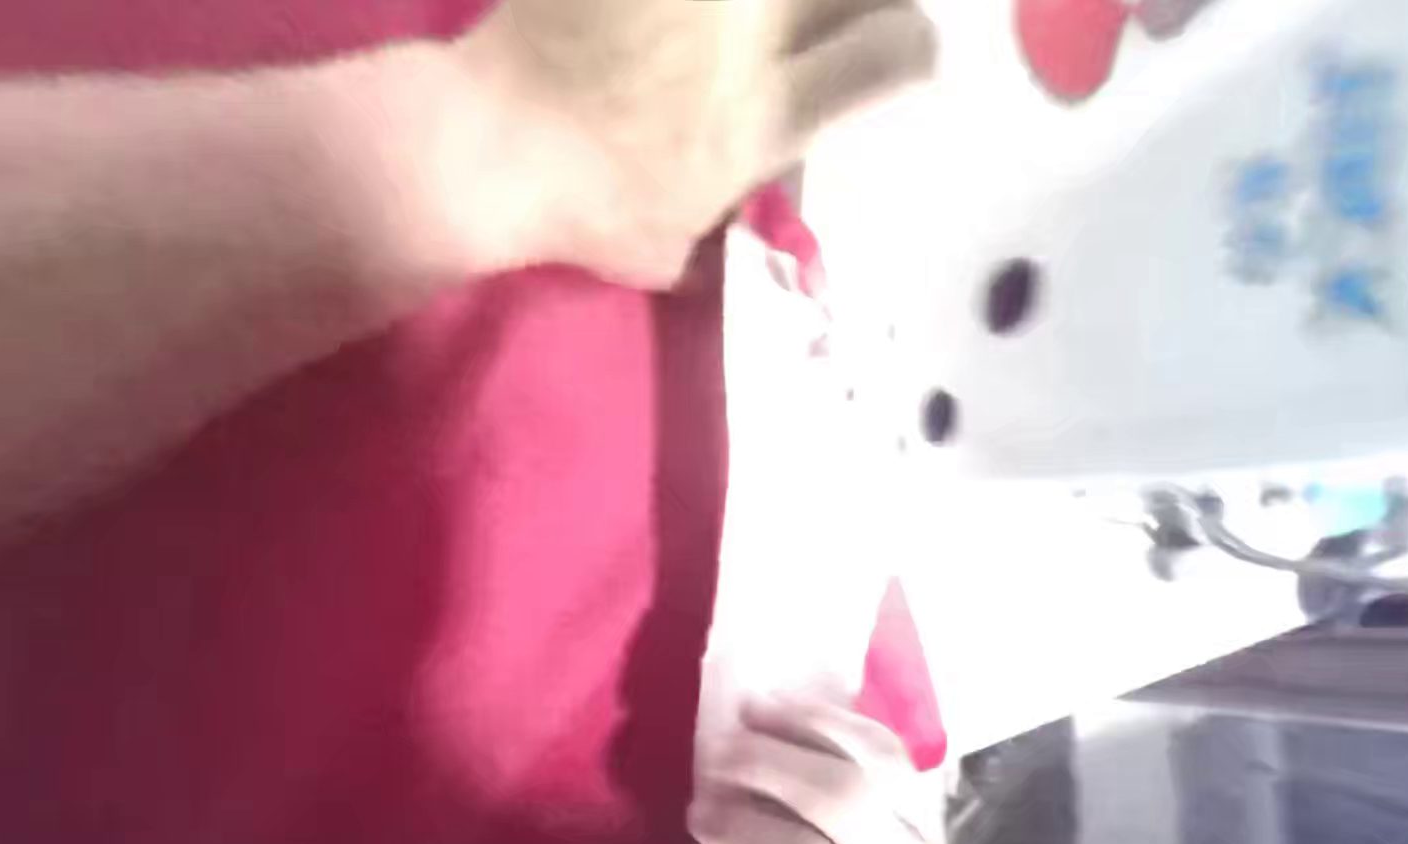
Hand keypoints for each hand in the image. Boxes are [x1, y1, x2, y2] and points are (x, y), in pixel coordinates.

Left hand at [454, 0, 936, 287]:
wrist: (491, 148)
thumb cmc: (583, 217)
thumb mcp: (666, 255)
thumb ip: (718, 237)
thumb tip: (742, 229)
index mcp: (760, 119)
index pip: (887, 59)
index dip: (917, 50)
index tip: (910, 56)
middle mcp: (749, 31)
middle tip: (854, 21)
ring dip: (791, 6)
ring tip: (760, 34)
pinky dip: (702, 5)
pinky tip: (698, 21)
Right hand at [691, 698, 953, 843]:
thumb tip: (720, 831)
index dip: (742, 830)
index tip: (697, 812)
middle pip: (842, 799)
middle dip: (766, 765)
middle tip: (714, 754)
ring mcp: (930, 825)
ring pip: (870, 756)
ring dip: (800, 726)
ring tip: (746, 712)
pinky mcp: (929, 788)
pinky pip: (879, 737)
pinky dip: (827, 715)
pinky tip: (782, 706)